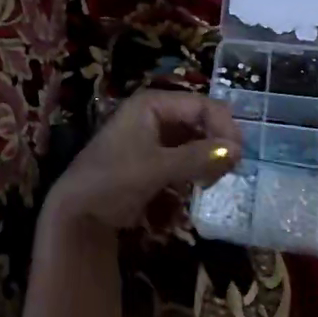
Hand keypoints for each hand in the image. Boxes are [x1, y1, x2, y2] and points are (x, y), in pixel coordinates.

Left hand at [44, 89, 241, 230]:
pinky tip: (199, 187)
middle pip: (200, 122)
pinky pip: (184, 159)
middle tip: (227, 171)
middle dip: (216, 144)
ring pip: (195, 142)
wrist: (79, 212)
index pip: (202, 105)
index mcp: (151, 104)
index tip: (238, 155)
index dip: (224, 126)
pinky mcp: (153, 161)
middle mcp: (153, 115)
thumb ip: (198, 157)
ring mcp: (152, 138)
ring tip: (211, 181)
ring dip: (207, 160)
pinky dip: (195, 171)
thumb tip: (238, 150)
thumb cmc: (113, 180)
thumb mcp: (157, 168)